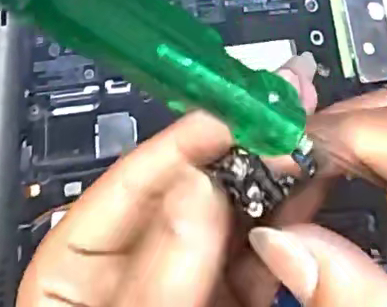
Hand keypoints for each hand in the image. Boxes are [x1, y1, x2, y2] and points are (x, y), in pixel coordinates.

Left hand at [17, 55, 320, 306]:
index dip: (193, 130)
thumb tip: (199, 183)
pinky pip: (257, 253)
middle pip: (195, 184)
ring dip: (274, 170)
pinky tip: (309, 186)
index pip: (137, 174)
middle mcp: (135, 261)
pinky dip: (288, 222)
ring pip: (232, 213)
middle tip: (289, 100)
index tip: (240, 101)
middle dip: (246, 141)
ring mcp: (185, 280)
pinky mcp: (225, 300)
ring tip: (308, 130)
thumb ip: (155, 273)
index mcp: (77, 263)